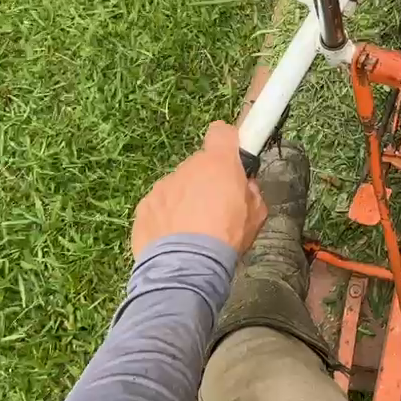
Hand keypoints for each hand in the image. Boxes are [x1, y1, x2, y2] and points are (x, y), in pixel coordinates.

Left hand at [132, 121, 266, 257]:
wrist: (185, 268)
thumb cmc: (226, 239)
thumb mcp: (256, 217)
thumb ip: (252, 194)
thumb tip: (246, 188)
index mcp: (219, 164)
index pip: (221, 132)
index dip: (227, 142)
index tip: (232, 158)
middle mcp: (188, 168)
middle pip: (200, 165)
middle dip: (208, 181)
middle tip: (216, 209)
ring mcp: (163, 186)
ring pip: (179, 186)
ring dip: (186, 200)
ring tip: (192, 231)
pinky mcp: (144, 206)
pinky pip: (160, 205)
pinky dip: (167, 217)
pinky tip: (175, 240)